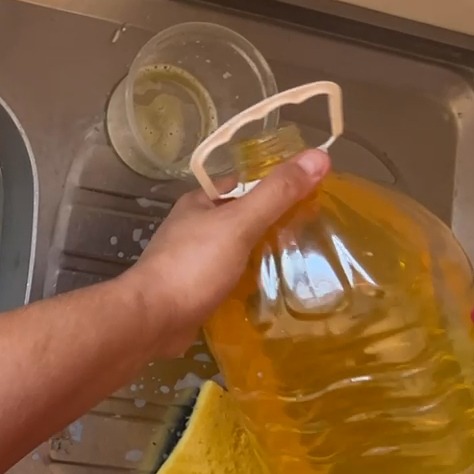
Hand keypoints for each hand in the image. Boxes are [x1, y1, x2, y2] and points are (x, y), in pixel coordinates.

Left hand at [121, 149, 329, 354]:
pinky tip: (279, 288)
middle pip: (242, 217)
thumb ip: (276, 193)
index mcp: (198, 202)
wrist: (154, 318)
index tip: (312, 192)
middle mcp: (194, 227)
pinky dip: (253, 281)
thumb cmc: (193, 264)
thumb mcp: (238, 222)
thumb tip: (318, 156)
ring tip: (307, 260)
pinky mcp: (199, 289)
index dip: (273, 184)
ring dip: (265, 254)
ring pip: (238, 249)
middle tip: (315, 230)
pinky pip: (233, 278)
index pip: (242, 183)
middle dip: (274, 222)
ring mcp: (195, 259)